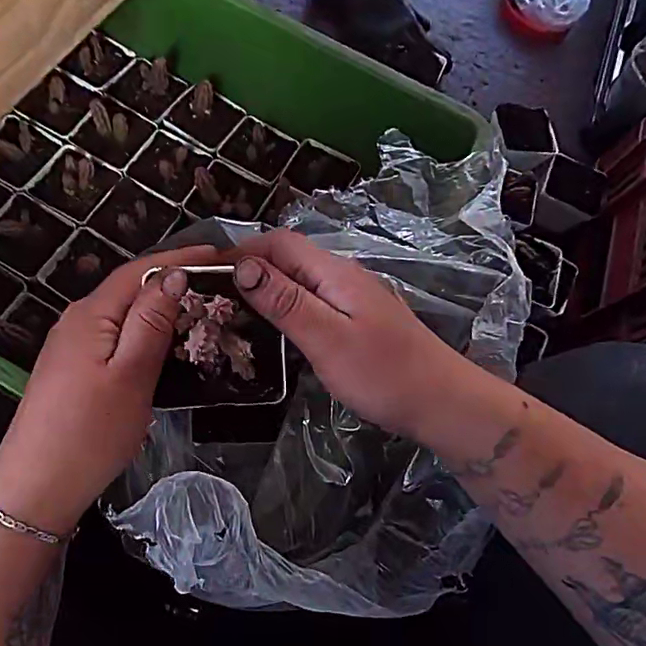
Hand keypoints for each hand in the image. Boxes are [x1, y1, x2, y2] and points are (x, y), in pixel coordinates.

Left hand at [0, 245, 217, 531]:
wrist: (37, 487)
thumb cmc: (91, 432)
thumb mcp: (132, 374)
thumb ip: (152, 321)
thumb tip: (174, 274)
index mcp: (92, 315)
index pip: (141, 270)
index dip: (181, 257)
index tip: (220, 253)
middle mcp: (78, 320)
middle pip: (131, 287)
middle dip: (175, 278)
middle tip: (220, 282)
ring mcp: (73, 345)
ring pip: (125, 311)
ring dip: (163, 304)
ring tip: (203, 307)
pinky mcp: (75, 368)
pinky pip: (118, 333)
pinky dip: (148, 328)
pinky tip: (167, 341)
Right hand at [230, 230, 489, 438]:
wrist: (440, 402)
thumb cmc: (383, 374)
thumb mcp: (327, 339)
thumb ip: (286, 302)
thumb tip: (243, 266)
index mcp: (335, 273)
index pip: (280, 242)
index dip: (241, 251)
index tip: (205, 274)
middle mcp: (345, 277)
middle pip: (290, 259)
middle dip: (250, 270)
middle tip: (212, 300)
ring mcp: (355, 299)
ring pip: (301, 282)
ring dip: (267, 291)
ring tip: (233, 316)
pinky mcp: (360, 322)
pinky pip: (315, 303)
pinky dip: (288, 310)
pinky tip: (275, 333)